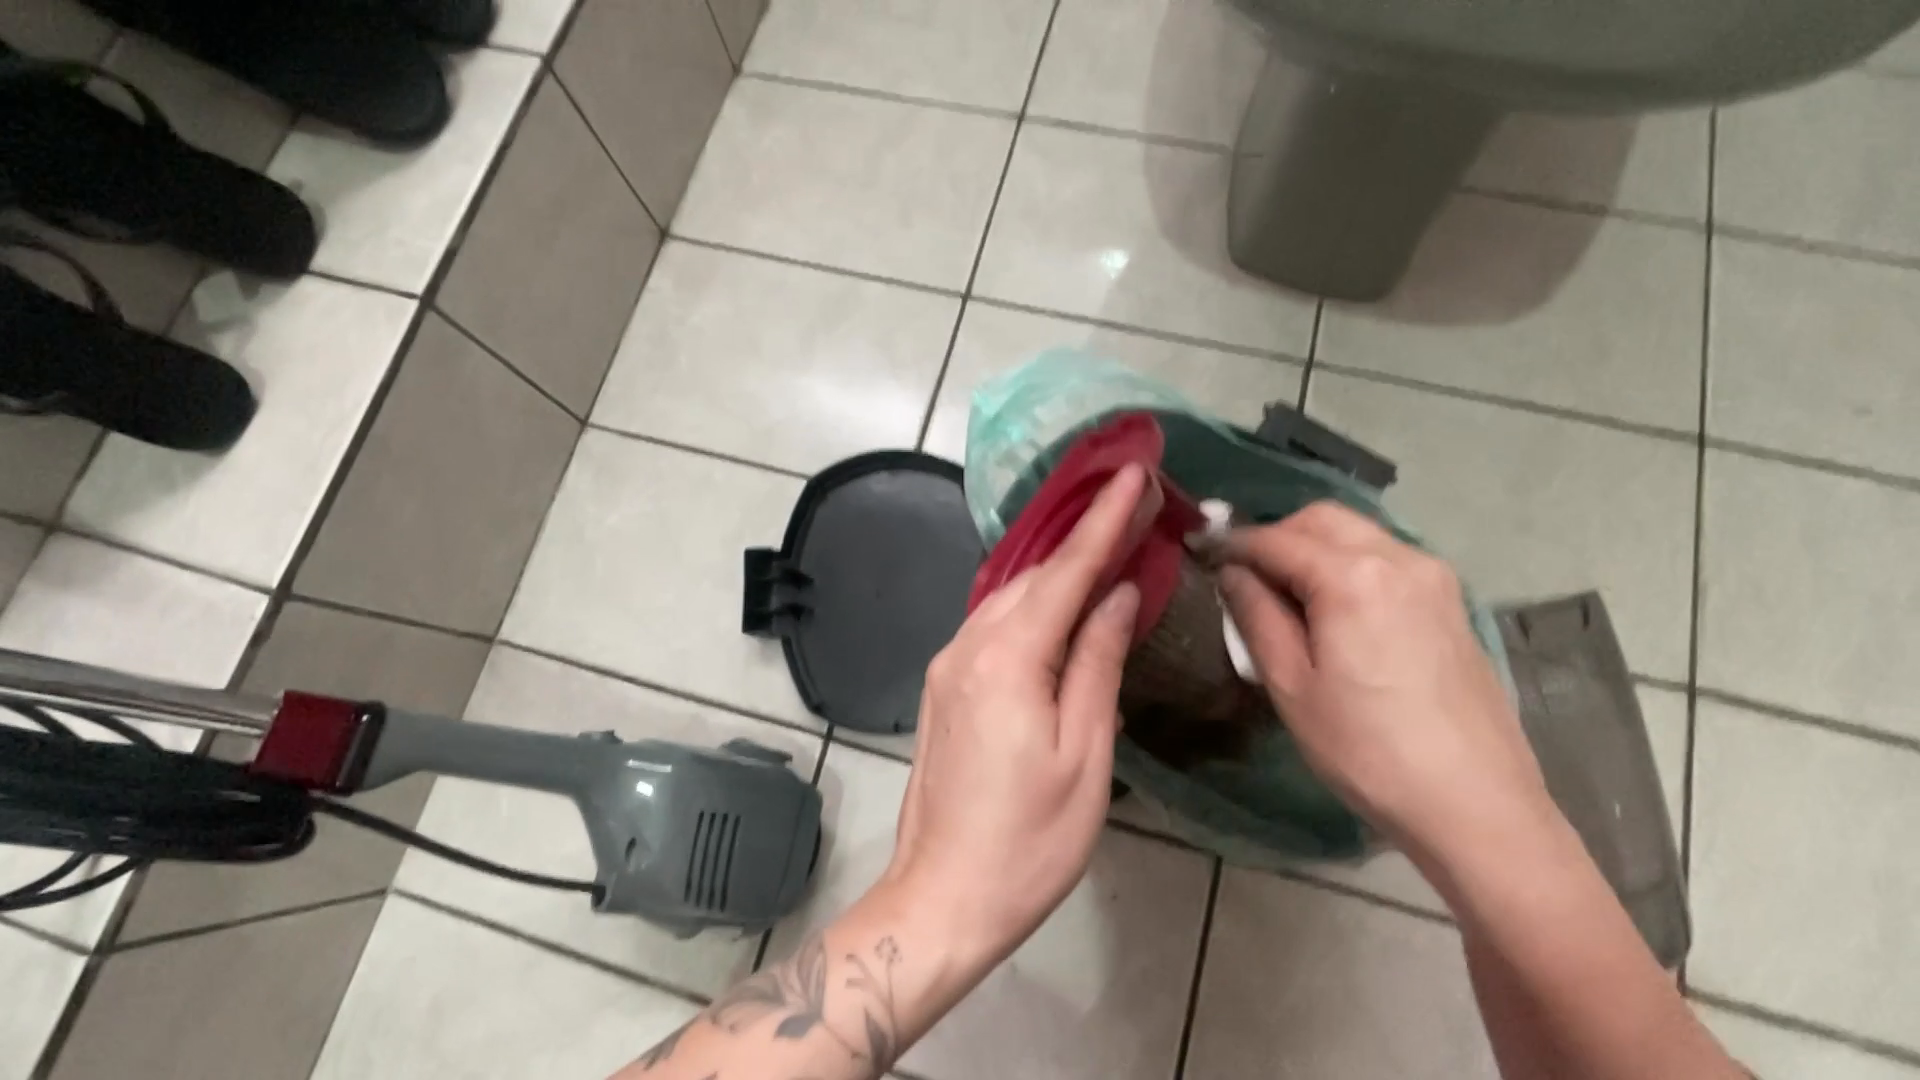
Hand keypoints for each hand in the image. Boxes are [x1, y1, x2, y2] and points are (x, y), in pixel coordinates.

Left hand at [880, 465, 1152, 962]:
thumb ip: (1097, 662)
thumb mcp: (1084, 753)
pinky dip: (1031, 606)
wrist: (944, 895)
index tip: (1133, 473)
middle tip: (1132, 510)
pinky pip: (993, 627)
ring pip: (1009, 599)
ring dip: (1056, 572)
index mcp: (1007, 659)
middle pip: (1032, 577)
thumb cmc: (1030, 840)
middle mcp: (967, 647)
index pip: (1066, 572)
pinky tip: (1059, 606)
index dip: (1105, 521)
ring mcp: (947, 666)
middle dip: (1083, 540)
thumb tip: (1117, 595)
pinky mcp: (943, 687)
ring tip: (1105, 549)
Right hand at [1215, 501, 1555, 864]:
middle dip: (1276, 535)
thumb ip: (1256, 616)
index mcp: (1354, 577)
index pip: (1276, 540)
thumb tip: (1232, 573)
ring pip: (1359, 533)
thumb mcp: (1292, 686)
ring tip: (1284, 592)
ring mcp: (1434, 577)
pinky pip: (1387, 557)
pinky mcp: (1452, 601)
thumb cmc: (1367, 750)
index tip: (1201, 553)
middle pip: (1323, 519)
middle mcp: (1399, 558)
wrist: (1474, 804)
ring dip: (1313, 546)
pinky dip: (1349, 563)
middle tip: (1243, 574)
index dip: (1232, 544)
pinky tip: (1334, 607)